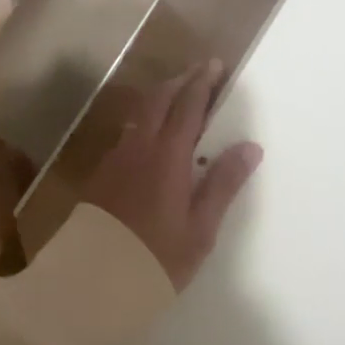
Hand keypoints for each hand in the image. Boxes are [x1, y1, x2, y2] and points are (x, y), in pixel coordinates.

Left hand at [84, 61, 263, 289]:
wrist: (95, 279)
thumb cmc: (156, 257)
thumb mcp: (199, 229)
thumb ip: (222, 184)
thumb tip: (249, 147)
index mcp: (168, 156)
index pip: (187, 106)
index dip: (202, 83)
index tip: (215, 65)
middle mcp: (139, 146)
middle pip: (159, 100)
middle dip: (180, 82)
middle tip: (199, 72)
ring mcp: (116, 158)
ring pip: (140, 114)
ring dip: (160, 97)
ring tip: (176, 95)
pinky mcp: (102, 173)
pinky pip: (127, 132)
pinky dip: (144, 120)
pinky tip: (150, 133)